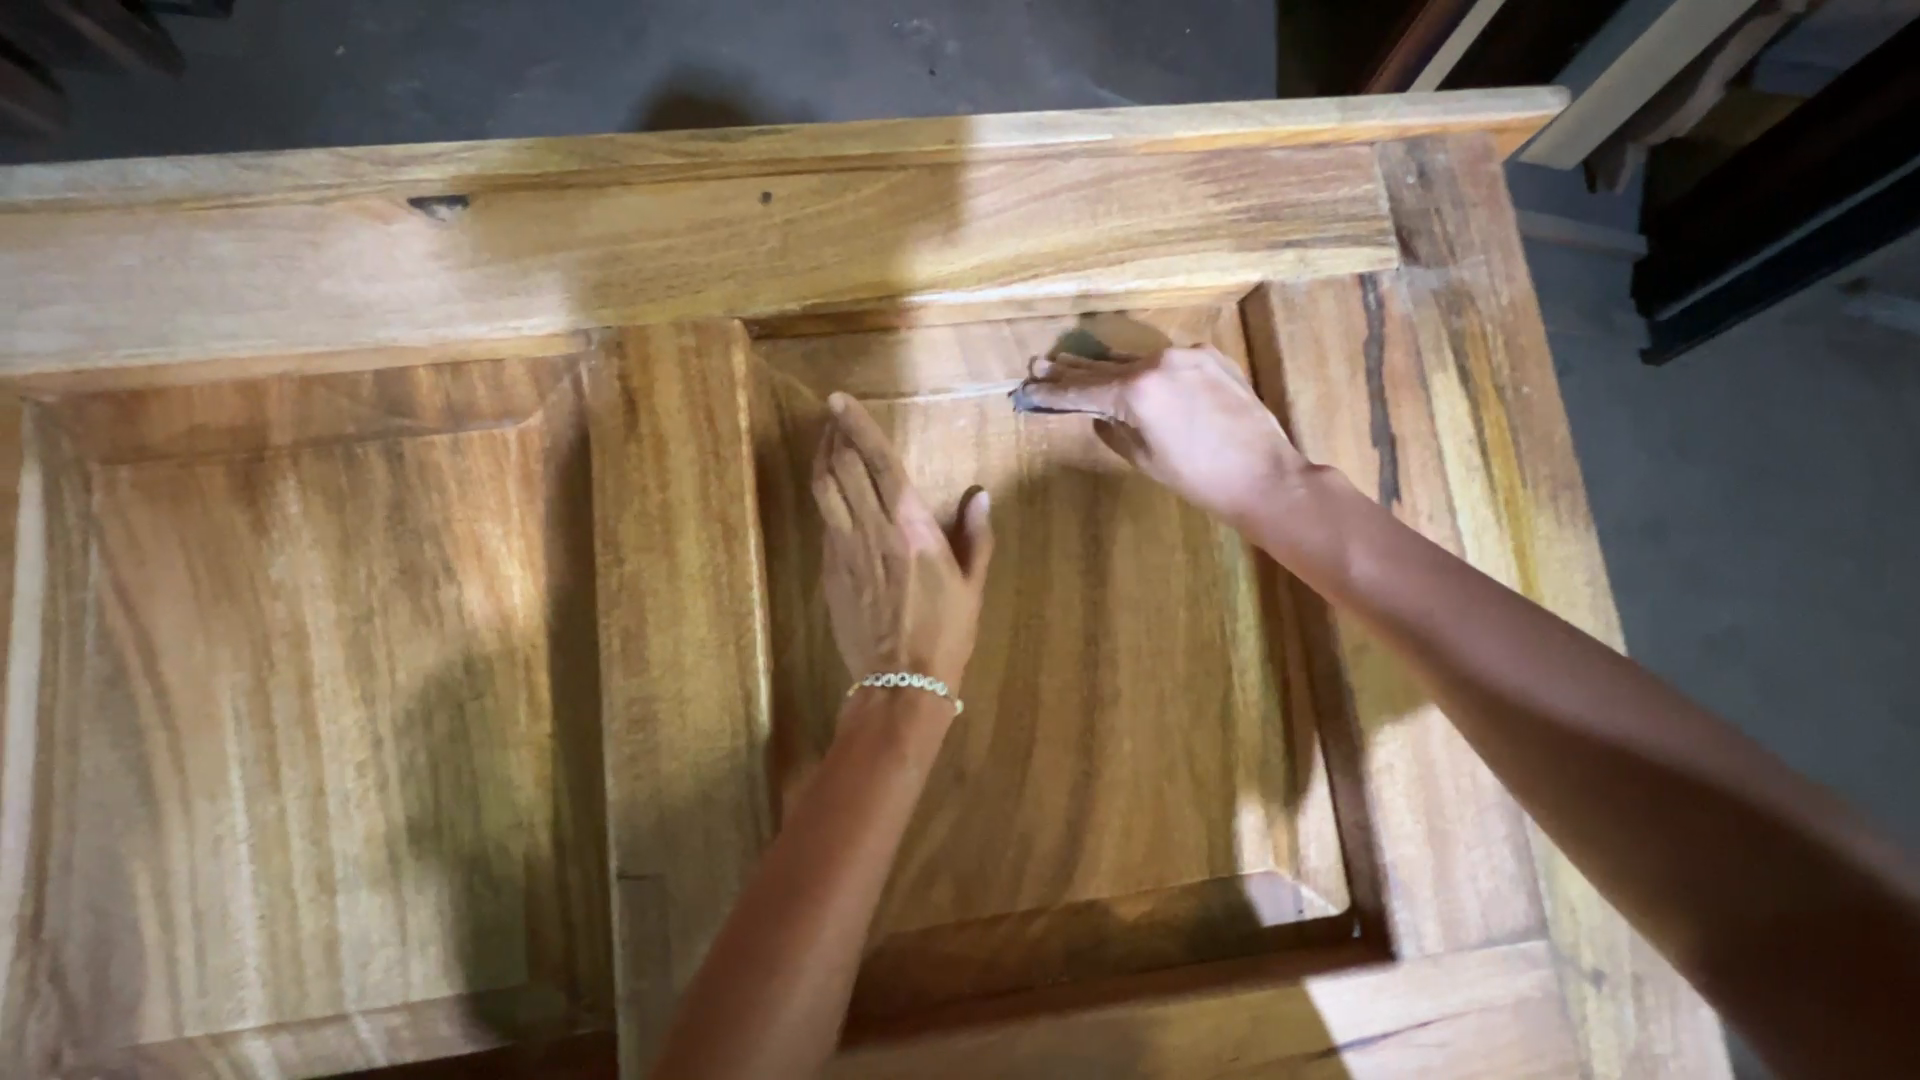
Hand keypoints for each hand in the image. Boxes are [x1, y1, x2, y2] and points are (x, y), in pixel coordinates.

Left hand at [812, 392, 993, 693]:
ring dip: (821, 460)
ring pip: (824, 491)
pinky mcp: (830, 572)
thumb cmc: (946, 632)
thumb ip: (976, 536)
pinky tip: (831, 493)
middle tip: (833, 415)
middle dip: (835, 435)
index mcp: (911, 527)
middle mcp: (872, 530)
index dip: (858, 428)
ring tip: (825, 442)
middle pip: (843, 468)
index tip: (840, 402)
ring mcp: (844, 551)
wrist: (901, 680)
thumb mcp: (973, 585)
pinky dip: (825, 498)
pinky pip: (824, 523)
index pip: (880, 464)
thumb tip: (979, 494)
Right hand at [1015, 345, 1307, 530]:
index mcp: (1137, 390)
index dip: (1053, 392)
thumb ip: (1113, 429)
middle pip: (1105, 368)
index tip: (1028, 388)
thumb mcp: (1143, 457)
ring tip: (1071, 362)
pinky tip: (1128, 372)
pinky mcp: (1210, 357)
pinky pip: (1166, 362)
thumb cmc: (1197, 477)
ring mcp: (1187, 355)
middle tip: (1039, 365)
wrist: (1262, 474)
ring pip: (1136, 362)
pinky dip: (1145, 370)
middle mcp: (1158, 362)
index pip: (1083, 390)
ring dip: (1106, 367)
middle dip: (1071, 370)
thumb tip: (1098, 415)